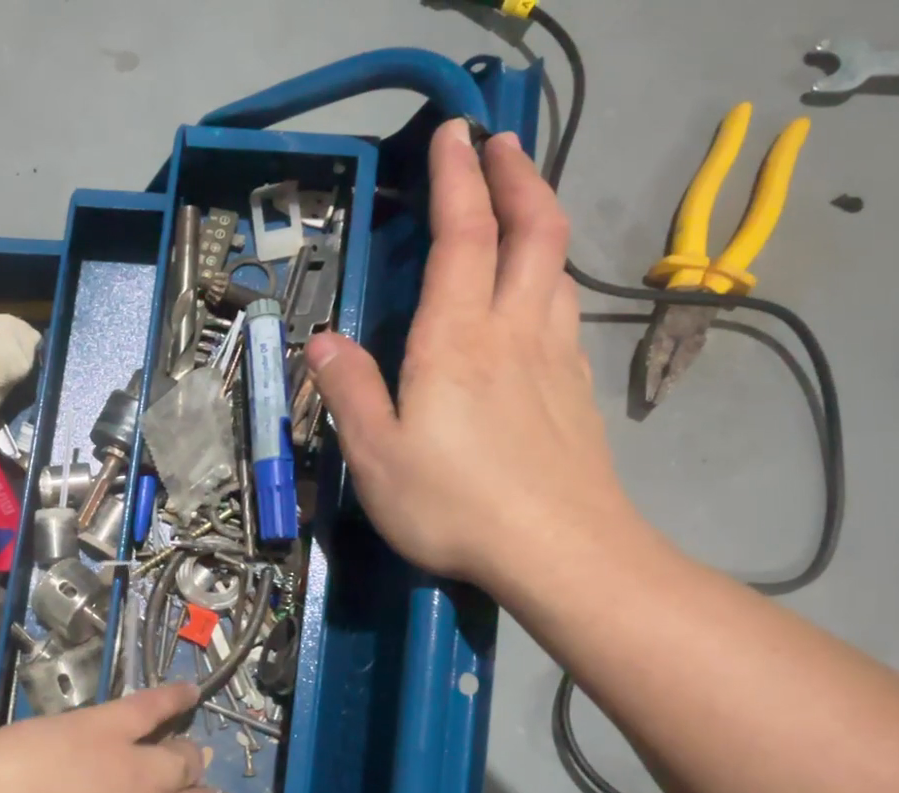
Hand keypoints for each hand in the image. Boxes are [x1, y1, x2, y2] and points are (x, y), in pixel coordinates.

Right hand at [304, 119, 638, 588]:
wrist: (561, 552)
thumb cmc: (453, 505)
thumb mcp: (374, 455)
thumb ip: (349, 390)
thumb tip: (323, 341)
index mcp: (457, 340)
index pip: (463, 237)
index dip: (457, 180)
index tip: (452, 133)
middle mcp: (514, 332)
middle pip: (534, 230)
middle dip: (518, 176)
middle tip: (500, 145)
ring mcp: (555, 359)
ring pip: (557, 267)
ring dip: (540, 221)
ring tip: (518, 209)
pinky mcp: (575, 391)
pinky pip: (564, 312)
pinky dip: (549, 279)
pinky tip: (537, 298)